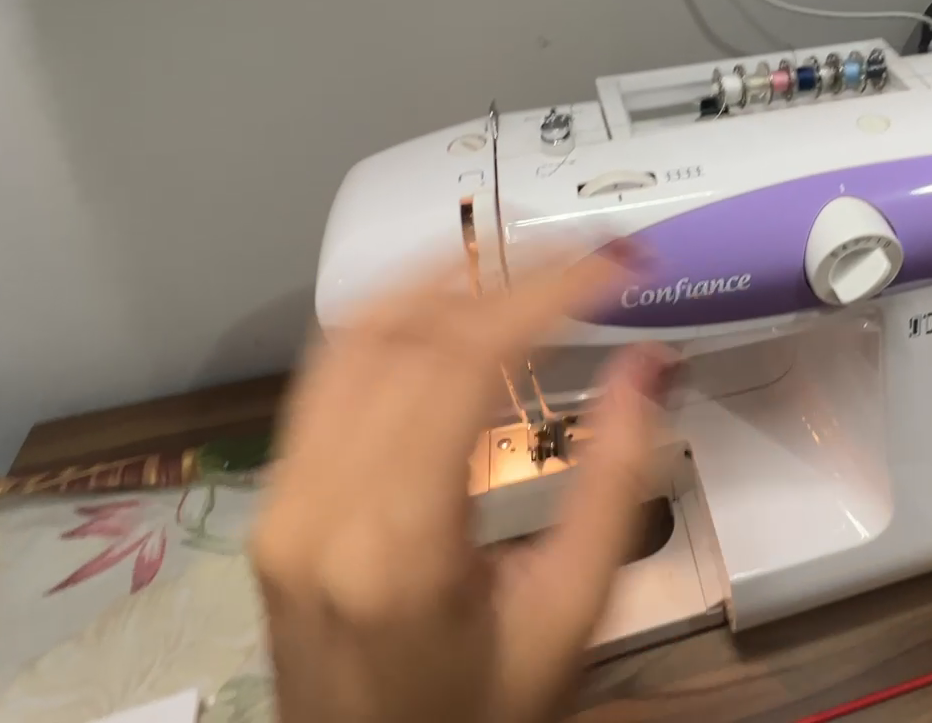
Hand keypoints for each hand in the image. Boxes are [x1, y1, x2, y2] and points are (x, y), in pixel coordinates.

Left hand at [252, 251, 674, 722]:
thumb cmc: (486, 710)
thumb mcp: (573, 612)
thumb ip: (615, 482)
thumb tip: (652, 361)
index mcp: (396, 546)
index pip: (464, 364)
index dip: (546, 293)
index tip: (618, 263)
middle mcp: (317, 504)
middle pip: (410, 334)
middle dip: (511, 273)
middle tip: (590, 254)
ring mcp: (283, 495)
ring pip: (357, 334)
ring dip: (447, 276)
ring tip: (530, 258)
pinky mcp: (279, 493)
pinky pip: (333, 369)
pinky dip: (399, 311)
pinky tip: (453, 300)